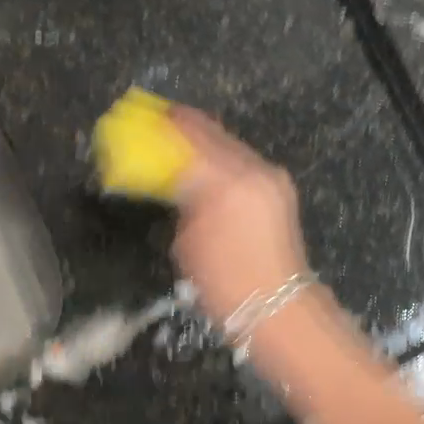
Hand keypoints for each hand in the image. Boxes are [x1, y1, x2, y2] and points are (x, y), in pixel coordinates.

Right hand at [169, 107, 313, 323]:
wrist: (280, 307)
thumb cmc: (225, 284)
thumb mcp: (186, 243)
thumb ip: (179, 200)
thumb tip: (174, 181)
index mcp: (224, 181)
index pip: (188, 135)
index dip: (163, 122)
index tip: (143, 115)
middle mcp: (251, 169)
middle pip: (212, 131)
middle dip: (184, 126)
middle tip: (158, 124)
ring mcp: (270, 177)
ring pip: (230, 144)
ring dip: (204, 142)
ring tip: (178, 147)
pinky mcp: (279, 188)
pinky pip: (244, 162)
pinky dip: (222, 160)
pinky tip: (206, 170)